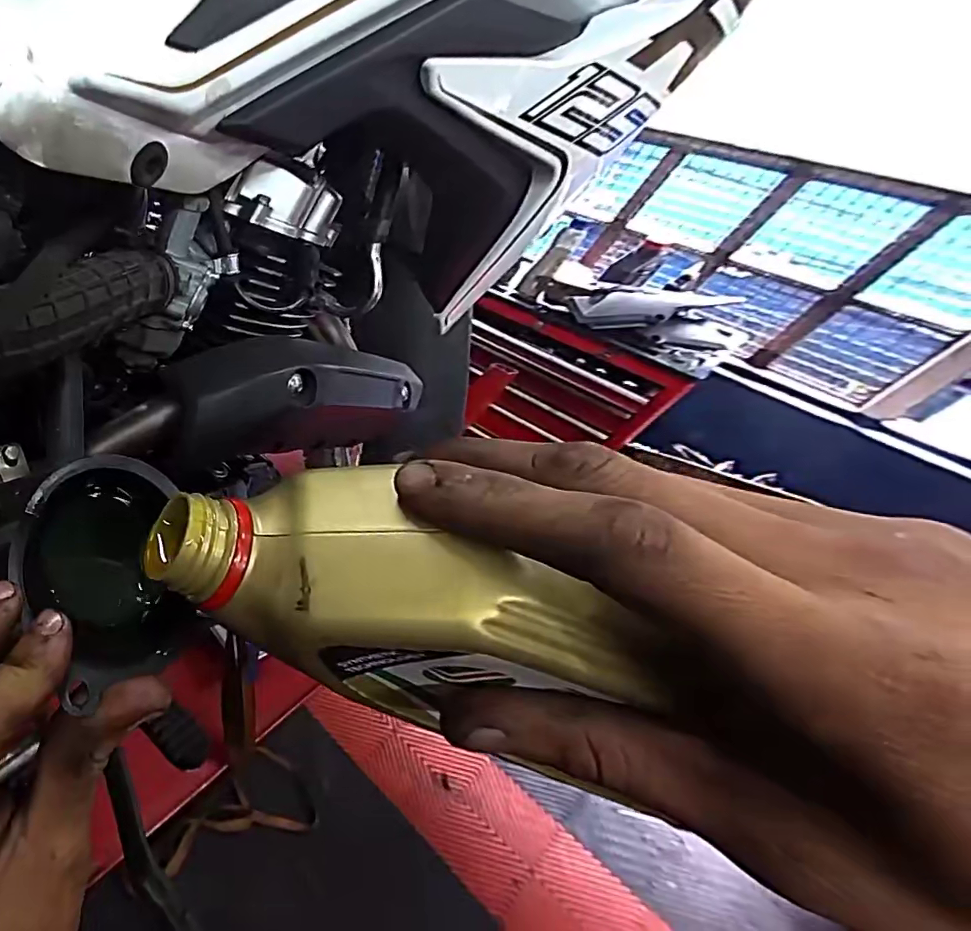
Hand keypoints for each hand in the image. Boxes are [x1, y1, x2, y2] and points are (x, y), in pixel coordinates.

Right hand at [394, 439, 970, 930]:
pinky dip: (630, 494)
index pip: (634, 543)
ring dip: (561, 471)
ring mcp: (888, 539)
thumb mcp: (812, 854)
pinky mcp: (896, 535)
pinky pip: (726, 497)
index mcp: (842, 661)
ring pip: (678, 476)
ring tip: (485, 483)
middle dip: (510, 462)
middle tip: (426, 467)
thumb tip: (468, 720)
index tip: (421, 487)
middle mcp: (864, 569)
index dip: (510, 505)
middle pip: (639, 479)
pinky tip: (597, 519)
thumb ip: (628, 765)